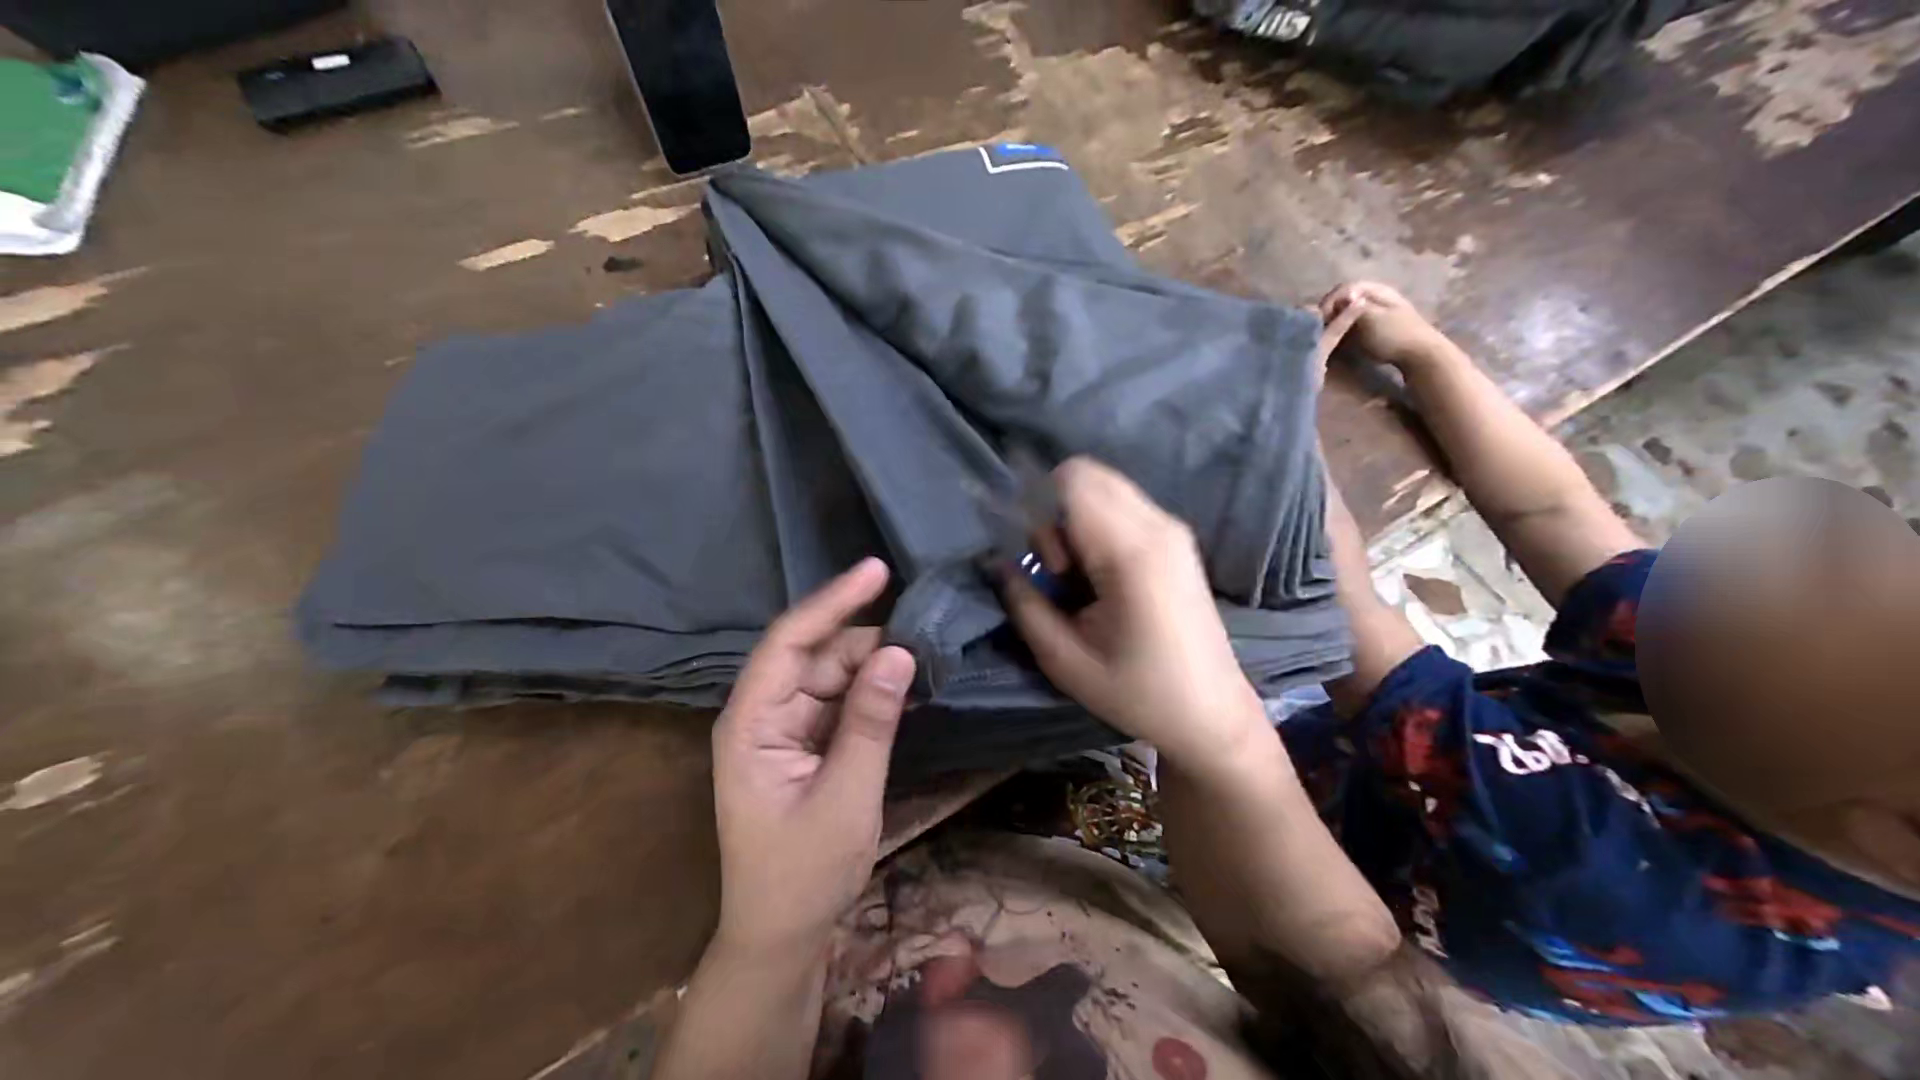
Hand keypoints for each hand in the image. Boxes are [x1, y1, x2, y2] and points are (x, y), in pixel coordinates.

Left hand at [710, 558, 915, 953]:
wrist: (783, 934)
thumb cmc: (803, 872)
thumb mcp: (846, 798)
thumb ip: (871, 723)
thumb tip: (900, 653)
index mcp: (750, 723)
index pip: (788, 643)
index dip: (832, 602)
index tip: (877, 570)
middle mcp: (762, 714)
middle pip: (813, 655)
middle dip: (864, 642)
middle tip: (923, 636)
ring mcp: (783, 729)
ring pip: (830, 676)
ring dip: (872, 668)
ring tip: (922, 661)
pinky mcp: (805, 744)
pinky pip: (838, 703)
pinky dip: (870, 694)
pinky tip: (903, 688)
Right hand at [1002, 458, 1268, 773]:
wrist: (1212, 713)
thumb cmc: (1138, 694)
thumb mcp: (1065, 661)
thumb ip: (1024, 603)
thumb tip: (997, 562)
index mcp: (1132, 553)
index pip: (1071, 482)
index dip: (1038, 511)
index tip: (1045, 564)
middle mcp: (1158, 526)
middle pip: (1086, 475)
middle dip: (1055, 513)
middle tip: (1060, 571)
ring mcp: (1173, 528)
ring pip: (1103, 487)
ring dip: (1075, 520)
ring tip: (1081, 577)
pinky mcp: (1176, 539)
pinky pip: (1121, 504)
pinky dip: (1097, 525)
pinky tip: (1101, 576)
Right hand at [1319, 281, 1456, 370]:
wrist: (1420, 353)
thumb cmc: (1394, 335)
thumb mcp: (1371, 318)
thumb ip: (1351, 307)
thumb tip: (1336, 298)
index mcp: (1375, 290)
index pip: (1343, 289)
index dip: (1328, 302)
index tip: (1319, 320)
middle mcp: (1375, 295)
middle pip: (1345, 298)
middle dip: (1330, 311)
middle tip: (1320, 328)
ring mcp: (1377, 309)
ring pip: (1348, 310)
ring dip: (1336, 320)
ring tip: (1327, 334)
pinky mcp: (1377, 324)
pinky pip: (1354, 321)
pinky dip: (1343, 327)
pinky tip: (1339, 338)